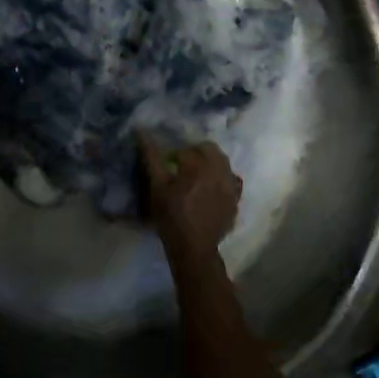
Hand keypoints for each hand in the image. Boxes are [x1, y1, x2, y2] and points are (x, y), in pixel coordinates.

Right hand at [141, 133, 241, 250]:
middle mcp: (221, 171)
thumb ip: (151, 157)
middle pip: (210, 150)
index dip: (173, 157)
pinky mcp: (236, 200)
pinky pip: (231, 181)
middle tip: (181, 168)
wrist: (193, 247)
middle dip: (195, 154)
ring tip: (196, 179)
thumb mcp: (157, 186)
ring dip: (209, 165)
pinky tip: (210, 191)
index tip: (166, 167)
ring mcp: (232, 186)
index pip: (186, 150)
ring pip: (222, 164)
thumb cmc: (171, 216)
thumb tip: (142, 130)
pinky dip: (221, 180)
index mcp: (201, 165)